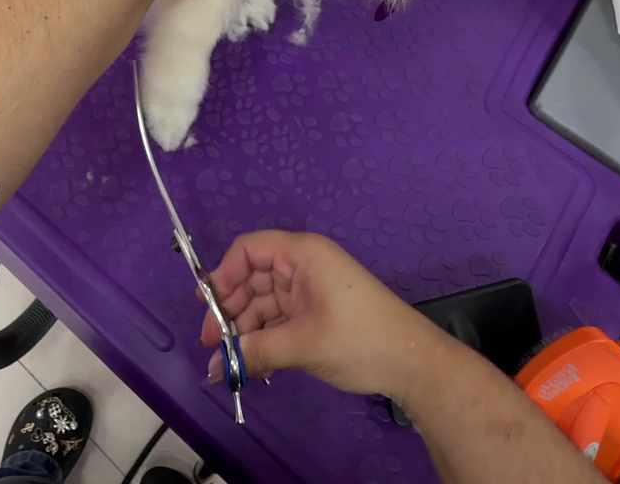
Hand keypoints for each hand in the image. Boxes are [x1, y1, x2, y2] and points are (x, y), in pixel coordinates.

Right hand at [199, 231, 461, 401]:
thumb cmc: (357, 337)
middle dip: (231, 310)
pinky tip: (253, 363)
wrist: (413, 364)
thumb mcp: (302, 343)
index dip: (223, 275)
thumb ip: (255, 351)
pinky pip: (279, 318)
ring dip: (246, 330)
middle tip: (211, 344)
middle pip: (253, 278)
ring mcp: (310, 289)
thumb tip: (215, 369)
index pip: (248, 250)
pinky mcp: (317, 313)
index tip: (206, 306)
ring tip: (230, 362)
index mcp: (301, 253)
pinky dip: (265, 338)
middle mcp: (302, 265)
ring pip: (264, 302)